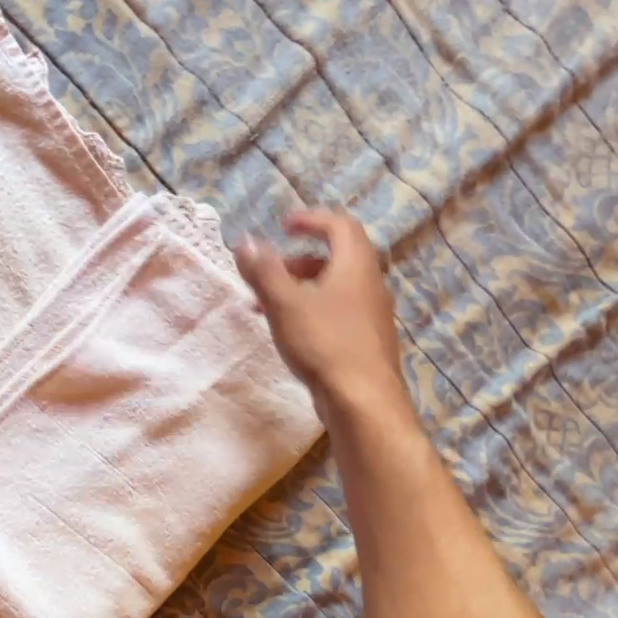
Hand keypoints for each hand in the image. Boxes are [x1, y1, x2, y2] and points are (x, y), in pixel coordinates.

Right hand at [233, 208, 410, 424]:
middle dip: (299, 260)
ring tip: (270, 306)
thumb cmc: (323, 343)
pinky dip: (313, 308)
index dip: (312, 220)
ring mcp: (371, 313)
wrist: (361, 397)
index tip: (284, 225)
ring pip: (336, 287)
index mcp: (354, 265)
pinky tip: (293, 332)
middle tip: (269, 272)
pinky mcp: (366, 339)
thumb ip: (264, 272)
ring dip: (302, 287)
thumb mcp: (284, 304)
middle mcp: (369, 283)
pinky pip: (338, 310)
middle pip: (337, 257)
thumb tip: (245, 240)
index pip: (339, 226)